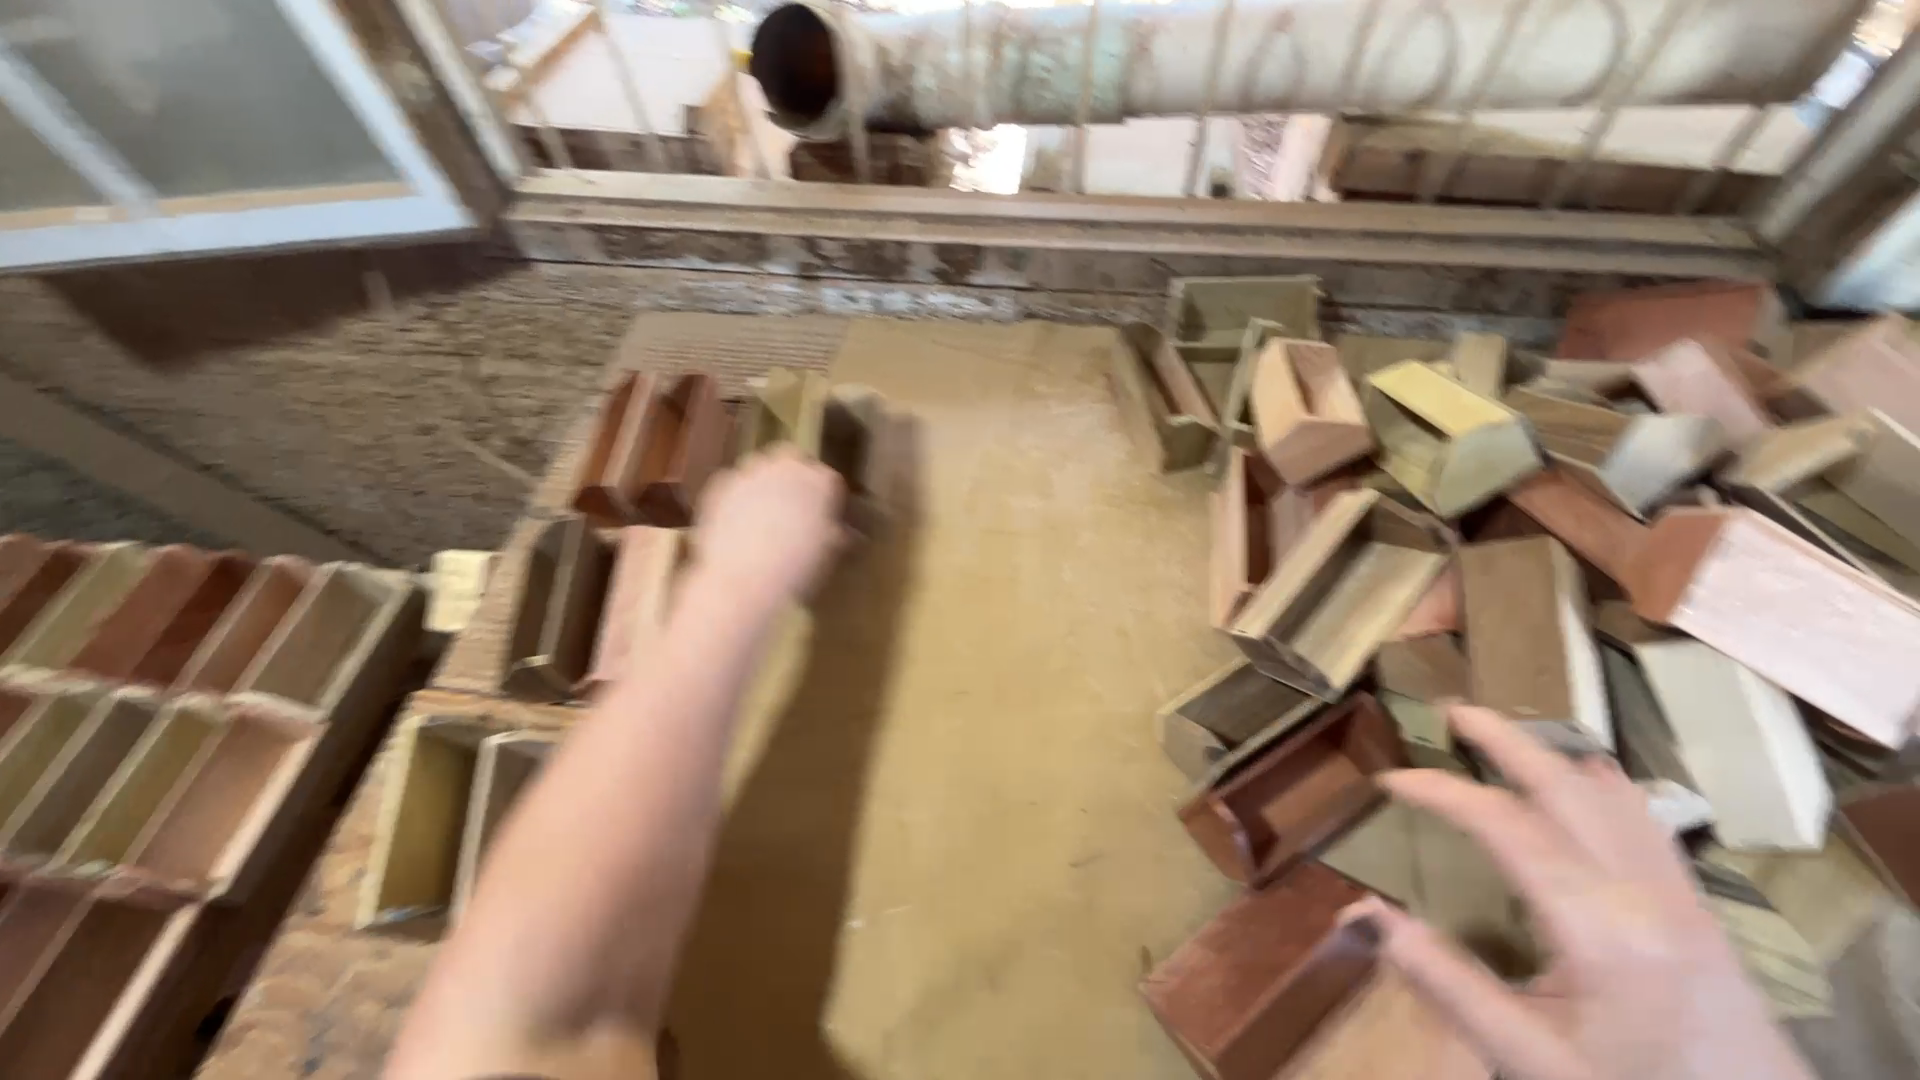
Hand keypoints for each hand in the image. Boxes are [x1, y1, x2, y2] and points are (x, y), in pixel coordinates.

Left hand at [694, 445, 843, 601]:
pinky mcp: (720, 485)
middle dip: (794, 475)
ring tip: (763, 513)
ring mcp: (750, 472)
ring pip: (760, 467)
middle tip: (793, 504)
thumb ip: (837, 533)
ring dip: (765, 482)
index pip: (829, 479)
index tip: (825, 515)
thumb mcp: (831, 554)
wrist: (744, 580)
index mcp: (821, 481)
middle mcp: (786, 467)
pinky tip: (737, 522)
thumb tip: (842, 531)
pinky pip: (733, 484)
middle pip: (793, 458)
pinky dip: (738, 497)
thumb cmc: (798, 569)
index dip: (827, 497)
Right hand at [1344, 705, 1815, 1079]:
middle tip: (1449, 711)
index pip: (1505, 826)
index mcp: (1596, 928)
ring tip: (1501, 734)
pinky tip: (1583, 777)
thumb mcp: (1526, 1055)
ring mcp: (1680, 895)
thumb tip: (1359, 912)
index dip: (1442, 791)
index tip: (1391, 780)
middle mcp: (1642, 894)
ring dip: (1550, 754)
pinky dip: (1601, 784)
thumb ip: (1443, 982)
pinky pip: (1646, 821)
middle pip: (1566, 787)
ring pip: (1611, 796)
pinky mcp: (1699, 907)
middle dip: (1504, 740)